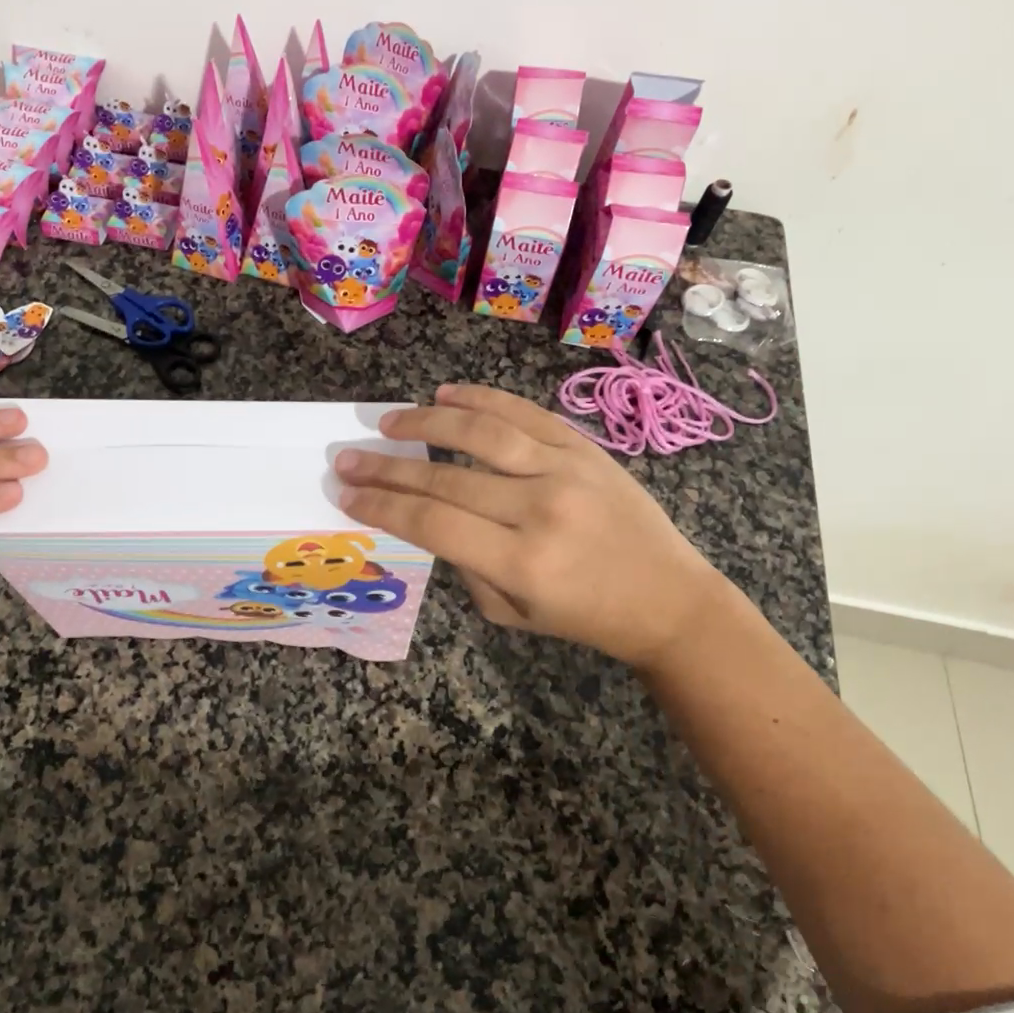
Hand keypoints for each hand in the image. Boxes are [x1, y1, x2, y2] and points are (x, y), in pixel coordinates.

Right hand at [332, 385, 727, 667]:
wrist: (668, 598)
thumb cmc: (584, 616)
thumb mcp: (511, 612)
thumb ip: (464, 566)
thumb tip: (427, 519)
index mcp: (520, 563)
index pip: (432, 522)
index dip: (382, 506)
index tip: (346, 494)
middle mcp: (540, 510)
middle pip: (445, 479)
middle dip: (386, 469)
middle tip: (347, 459)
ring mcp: (566, 472)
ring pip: (482, 434)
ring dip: (426, 423)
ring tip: (389, 422)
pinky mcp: (585, 449)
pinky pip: (526, 414)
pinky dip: (482, 401)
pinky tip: (447, 396)